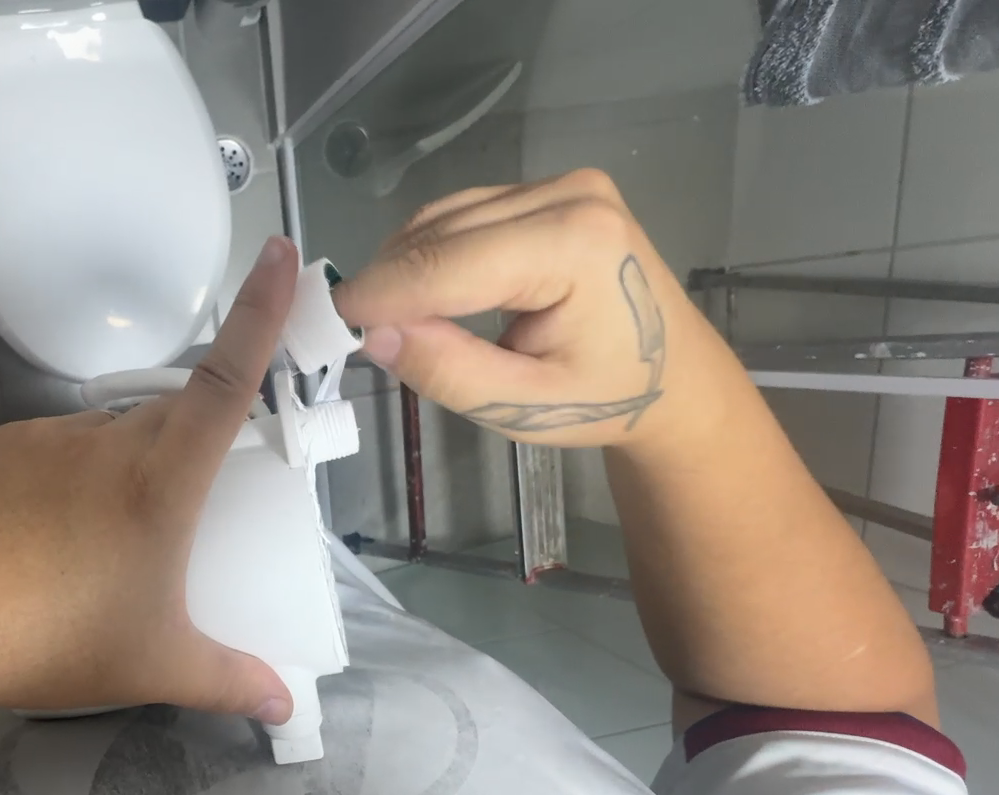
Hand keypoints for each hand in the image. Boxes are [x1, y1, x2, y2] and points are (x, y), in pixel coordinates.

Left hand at [0, 237, 300, 731]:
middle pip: (174, 414)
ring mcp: (46, 435)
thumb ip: (228, 682)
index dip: (263, 313)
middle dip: (193, 444)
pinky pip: (58, 448)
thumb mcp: (153, 665)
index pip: (229, 378)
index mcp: (161, 477)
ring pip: (112, 434)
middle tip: (180, 511)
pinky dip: (72, 477)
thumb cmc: (53, 638)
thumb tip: (284, 710)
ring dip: (128, 468)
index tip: (285, 253)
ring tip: (101, 541)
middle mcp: (107, 438)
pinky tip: (45, 534)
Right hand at [332, 170, 731, 449]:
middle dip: (383, 282)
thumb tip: (372, 335)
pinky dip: (424, 254)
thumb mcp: (520, 405)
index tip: (325, 323)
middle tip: (346, 331)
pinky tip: (416, 293)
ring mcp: (561, 186)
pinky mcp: (549, 192)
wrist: (674, 376)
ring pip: (442, 219)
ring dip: (399, 267)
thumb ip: (445, 369)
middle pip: (438, 234)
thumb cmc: (605, 398)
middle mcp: (567, 195)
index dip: (378, 294)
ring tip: (380, 319)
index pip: (445, 264)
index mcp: (573, 246)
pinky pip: (461, 216)